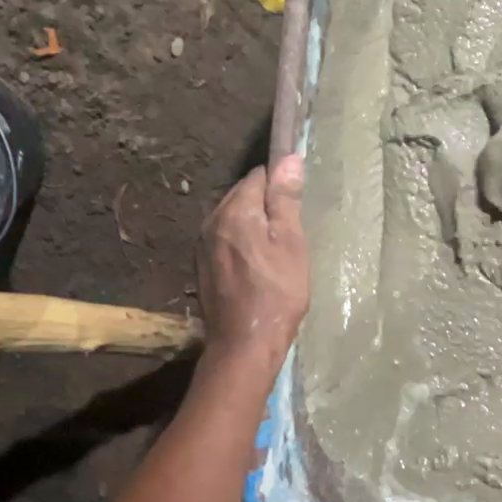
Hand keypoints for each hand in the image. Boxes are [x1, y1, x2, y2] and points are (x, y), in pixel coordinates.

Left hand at [198, 154, 308, 362]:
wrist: (245, 343)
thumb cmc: (277, 291)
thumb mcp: (291, 242)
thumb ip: (286, 199)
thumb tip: (288, 159)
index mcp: (234, 210)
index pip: (259, 176)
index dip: (280, 184)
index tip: (298, 204)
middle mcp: (211, 221)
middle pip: (242, 195)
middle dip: (265, 204)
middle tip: (292, 229)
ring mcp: (203, 245)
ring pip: (233, 218)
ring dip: (253, 224)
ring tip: (277, 248)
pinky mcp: (203, 267)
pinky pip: (225, 240)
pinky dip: (242, 243)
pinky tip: (258, 264)